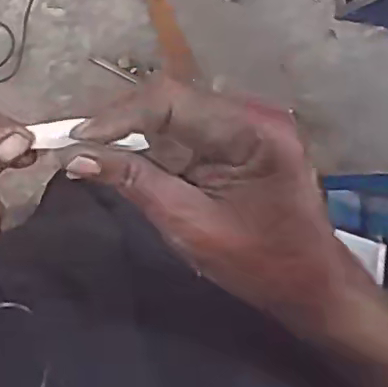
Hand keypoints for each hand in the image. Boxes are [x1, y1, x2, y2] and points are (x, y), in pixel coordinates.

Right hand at [58, 78, 382, 338]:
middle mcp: (249, 113)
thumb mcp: (191, 226)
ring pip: (168, 110)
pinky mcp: (231, 136)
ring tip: (85, 145)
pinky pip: (178, 128)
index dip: (117, 115)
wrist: (314, 287)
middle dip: (117, 120)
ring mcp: (242, 122)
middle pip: (167, 99)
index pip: (170, 100)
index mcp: (252, 130)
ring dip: (126, 129)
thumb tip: (77, 157)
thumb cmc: (261, 265)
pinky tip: (116, 152)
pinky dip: (145, 141)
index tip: (77, 137)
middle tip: (73, 141)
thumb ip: (135, 183)